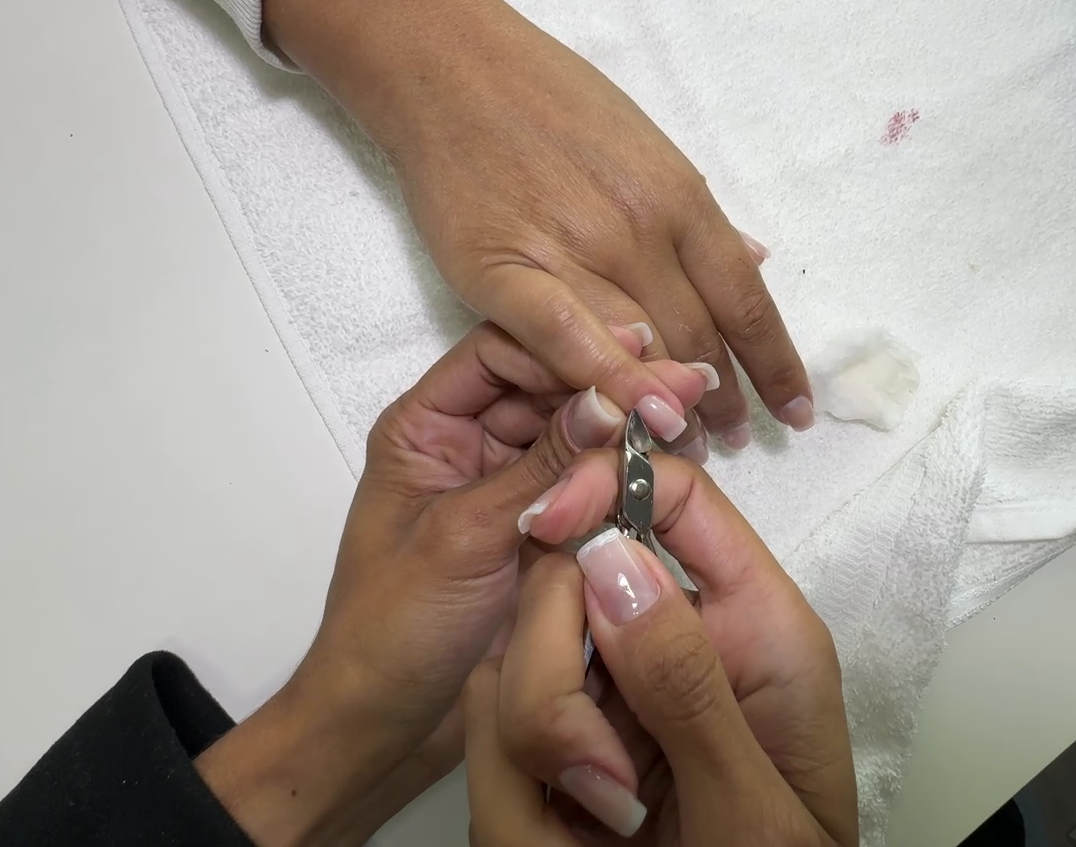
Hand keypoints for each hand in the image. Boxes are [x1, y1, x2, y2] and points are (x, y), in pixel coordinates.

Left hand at [193, 323, 711, 846]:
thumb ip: (540, 467)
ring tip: (690, 406)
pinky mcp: (538, 515)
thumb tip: (612, 399)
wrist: (386, 728)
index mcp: (428, 423)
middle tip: (683, 380)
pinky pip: (584, 472)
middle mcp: (469, 435)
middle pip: (545, 382)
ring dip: (625, 418)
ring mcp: (506, 475)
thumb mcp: (466, 538)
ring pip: (572, 424)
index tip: (636, 361)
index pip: (503, 352)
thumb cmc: (395, 631)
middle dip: (611, 380)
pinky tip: (669, 451)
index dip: (567, 347)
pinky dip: (623, 464)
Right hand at [262, 0, 814, 453]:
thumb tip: (756, 259)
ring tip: (689, 450)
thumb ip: (698, 215)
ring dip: (674, 409)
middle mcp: (641, 230)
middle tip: (733, 442)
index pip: (747, 300)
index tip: (795, 411)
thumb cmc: (554, 102)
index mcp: (680, 197)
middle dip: (722, 400)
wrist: (453, 69)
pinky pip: (567, 341)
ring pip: (645, 350)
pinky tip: (638, 425)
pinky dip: (611, 387)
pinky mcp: (506, 271)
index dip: (776, 365)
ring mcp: (576, 250)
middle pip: (701, 336)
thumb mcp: (647, 145)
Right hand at [463, 451, 857, 843]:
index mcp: (746, 624)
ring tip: (603, 825)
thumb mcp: (755, 811)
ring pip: (514, 653)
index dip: (610, 482)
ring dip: (539, 746)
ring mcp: (606, 688)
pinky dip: (512, 794)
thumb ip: (688, 683)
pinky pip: (489, 727)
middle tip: (603, 776)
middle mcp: (668, 638)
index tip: (544, 520)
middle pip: (569, 573)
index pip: (678, 497)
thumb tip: (611, 555)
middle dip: (556, 667)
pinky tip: (571, 844)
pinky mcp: (556, 741)